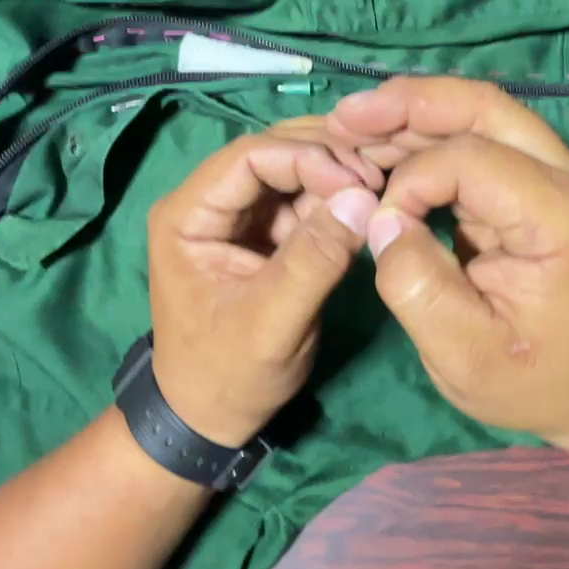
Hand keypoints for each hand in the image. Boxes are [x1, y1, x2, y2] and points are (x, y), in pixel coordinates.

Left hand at [145, 119, 379, 447]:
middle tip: (378, 179)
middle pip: (271, 152)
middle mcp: (207, 202)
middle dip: (326, 159)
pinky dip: (335, 196)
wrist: (211, 417)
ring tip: (380, 187)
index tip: (359, 184)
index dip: (307, 159)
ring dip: (335, 172)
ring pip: (290, 168)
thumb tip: (362, 198)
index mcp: (188, 216)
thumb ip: (314, 261)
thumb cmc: (228, 374)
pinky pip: (302, 197)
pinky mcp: (263, 231)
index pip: (249, 157)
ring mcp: (236, 215)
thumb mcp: (272, 323)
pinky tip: (366, 204)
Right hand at [327, 79, 568, 460]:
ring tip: (351, 125)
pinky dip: (429, 138)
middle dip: (407, 105)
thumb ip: (416, 285)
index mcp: (563, 217)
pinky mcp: (539, 181)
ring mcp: (559, 173)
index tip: (378, 225)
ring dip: (414, 115)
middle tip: (343, 117)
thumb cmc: (534, 382)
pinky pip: (480, 140)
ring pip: (480, 113)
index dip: (410, 181)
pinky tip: (386, 146)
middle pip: (483, 108)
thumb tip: (382, 219)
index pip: (472, 159)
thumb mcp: (463, 355)